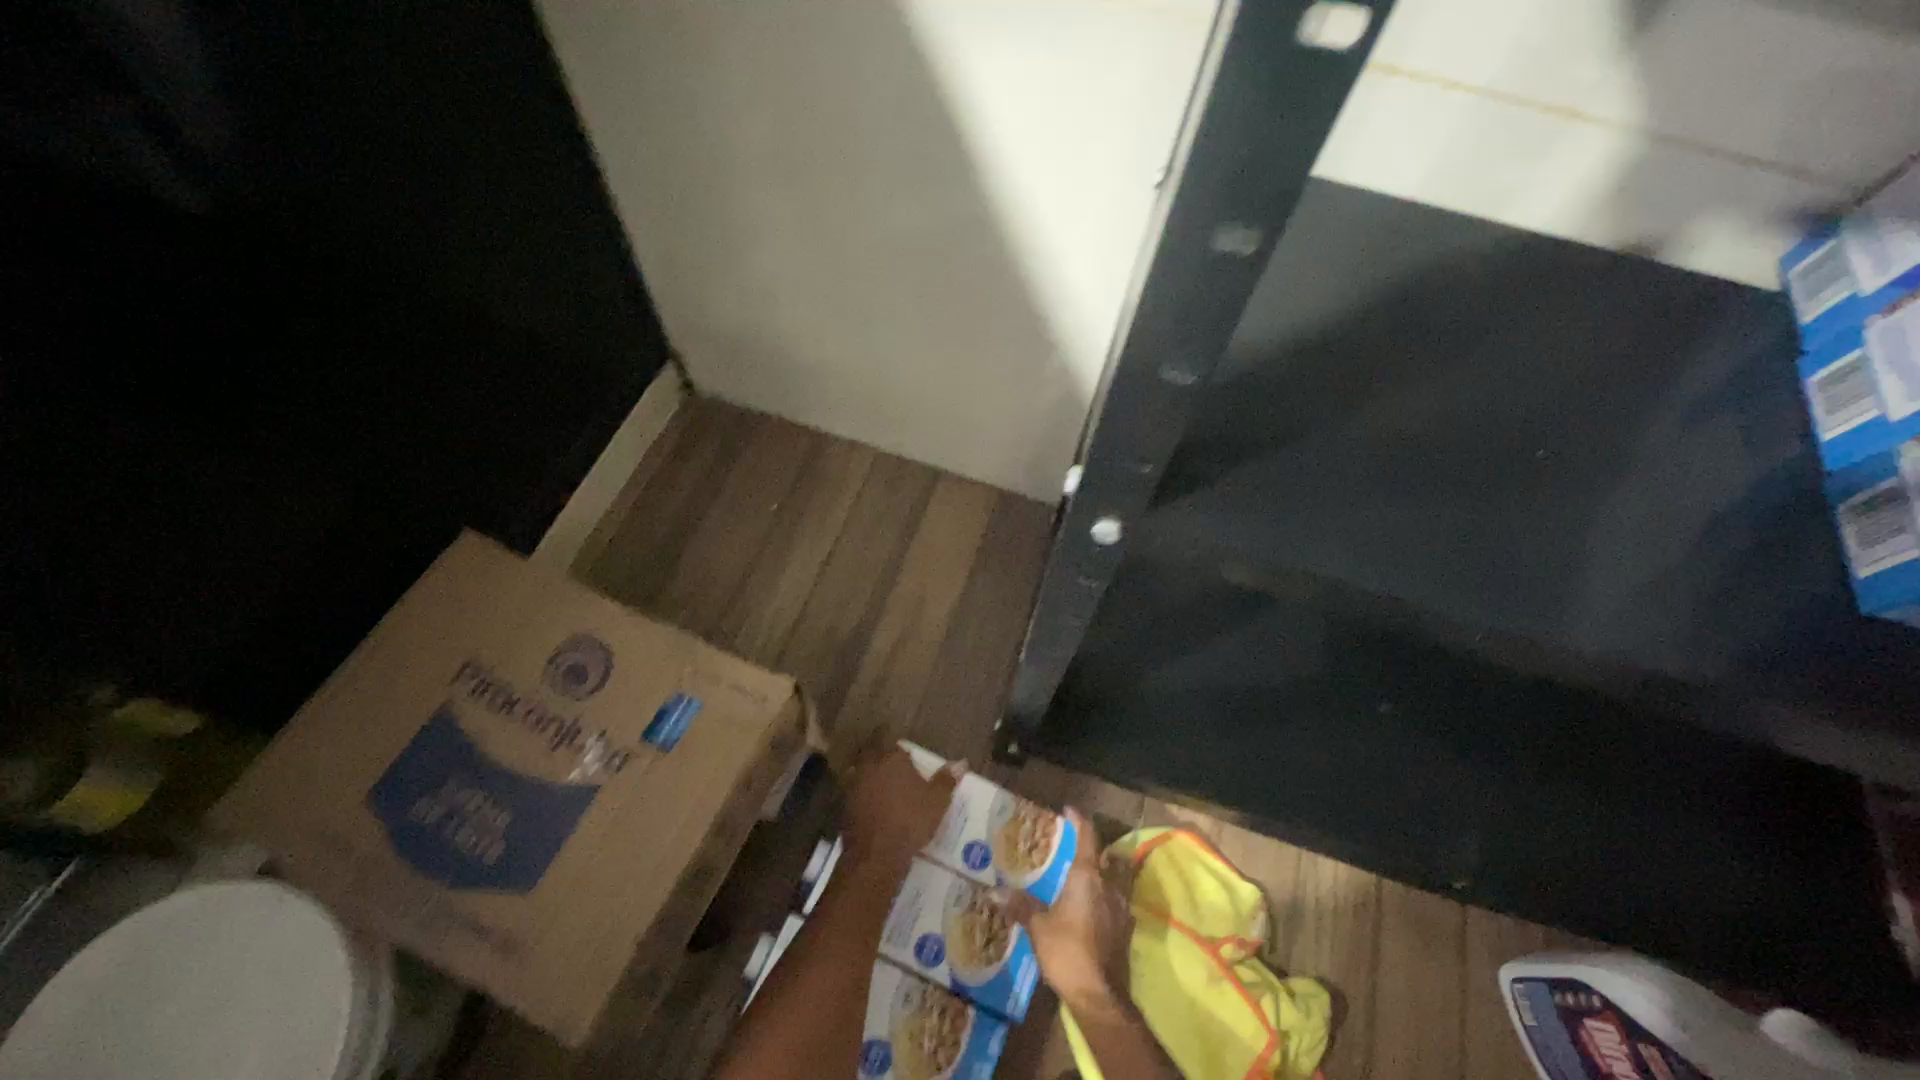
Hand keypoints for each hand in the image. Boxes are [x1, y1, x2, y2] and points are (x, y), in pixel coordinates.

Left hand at [841, 743, 958, 871]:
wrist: (877, 854)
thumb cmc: (911, 820)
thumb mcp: (937, 801)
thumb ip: (946, 779)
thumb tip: (962, 762)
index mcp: (891, 758)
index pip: (886, 736)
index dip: (892, 740)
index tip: (900, 747)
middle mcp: (868, 766)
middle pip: (869, 753)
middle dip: (878, 756)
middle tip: (890, 763)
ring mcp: (853, 786)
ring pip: (859, 772)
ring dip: (868, 776)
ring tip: (882, 784)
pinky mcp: (844, 807)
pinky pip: (854, 794)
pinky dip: (862, 796)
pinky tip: (871, 806)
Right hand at [1000, 808, 1133, 1008]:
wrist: (1099, 994)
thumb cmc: (1067, 951)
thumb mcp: (1038, 927)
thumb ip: (1021, 906)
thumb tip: (993, 892)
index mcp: (1088, 877)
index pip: (1088, 837)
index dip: (1079, 821)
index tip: (1069, 810)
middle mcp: (1110, 886)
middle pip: (1112, 857)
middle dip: (1100, 850)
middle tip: (1080, 849)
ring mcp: (1123, 908)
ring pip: (1120, 880)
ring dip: (1109, 873)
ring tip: (1088, 877)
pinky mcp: (1126, 930)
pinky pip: (1120, 902)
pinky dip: (1110, 897)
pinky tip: (1095, 908)